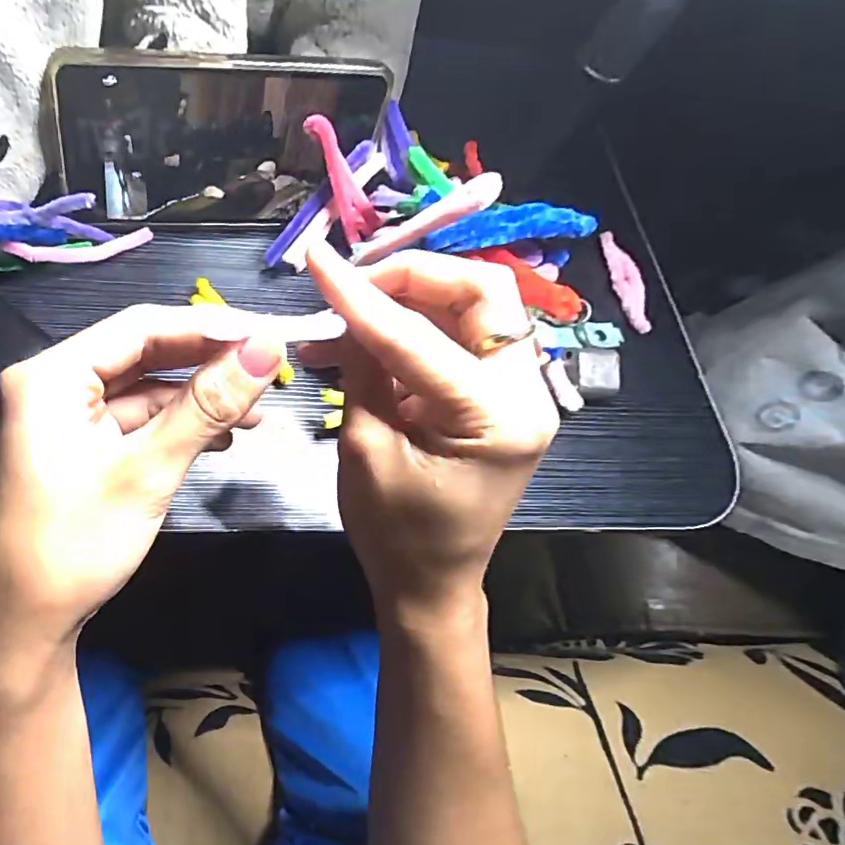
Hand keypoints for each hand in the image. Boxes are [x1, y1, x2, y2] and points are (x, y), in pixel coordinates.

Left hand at [0, 304, 284, 653]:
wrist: (26, 623)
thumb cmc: (75, 546)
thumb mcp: (147, 472)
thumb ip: (206, 406)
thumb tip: (266, 351)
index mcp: (52, 376)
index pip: (141, 327)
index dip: (209, 327)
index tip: (268, 336)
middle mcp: (53, 386)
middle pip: (142, 355)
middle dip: (206, 364)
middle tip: (268, 369)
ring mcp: (64, 420)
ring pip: (142, 391)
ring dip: (196, 400)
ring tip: (253, 414)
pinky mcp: (78, 450)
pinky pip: (133, 423)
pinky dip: (174, 428)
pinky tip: (217, 440)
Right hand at [304, 242, 558, 606]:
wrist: (431, 583)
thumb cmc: (395, 535)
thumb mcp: (365, 452)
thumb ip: (361, 374)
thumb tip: (346, 314)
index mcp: (497, 419)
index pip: (419, 337)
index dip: (362, 296)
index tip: (318, 260)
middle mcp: (526, 394)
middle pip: (480, 293)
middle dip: (410, 276)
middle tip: (351, 286)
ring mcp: (520, 392)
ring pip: (474, 307)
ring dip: (411, 299)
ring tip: (349, 313)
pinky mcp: (500, 396)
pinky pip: (461, 339)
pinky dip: (415, 329)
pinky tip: (369, 341)